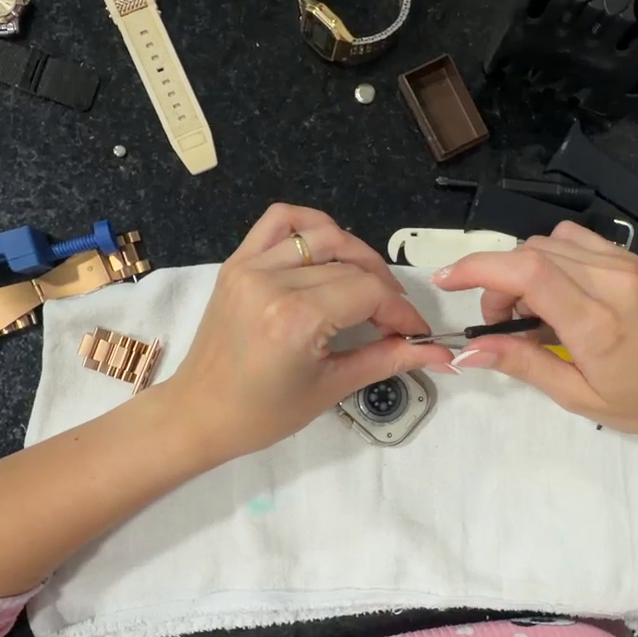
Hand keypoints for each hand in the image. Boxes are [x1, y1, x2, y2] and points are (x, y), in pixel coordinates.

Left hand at [164, 203, 453, 461]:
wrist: (199, 413)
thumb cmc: (262, 414)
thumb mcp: (331, 388)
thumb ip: (386, 360)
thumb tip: (438, 353)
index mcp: (296, 318)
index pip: (369, 292)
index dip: (401, 311)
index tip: (415, 332)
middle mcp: (272, 281)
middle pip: (351, 265)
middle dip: (384, 290)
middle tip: (393, 319)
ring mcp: (250, 266)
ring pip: (321, 235)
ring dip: (355, 254)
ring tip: (366, 283)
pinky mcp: (236, 263)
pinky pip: (279, 222)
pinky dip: (310, 227)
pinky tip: (326, 250)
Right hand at [431, 221, 637, 448]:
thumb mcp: (580, 397)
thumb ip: (523, 365)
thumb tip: (470, 351)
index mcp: (597, 322)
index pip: (527, 271)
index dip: (478, 268)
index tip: (447, 281)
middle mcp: (611, 281)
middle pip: (531, 252)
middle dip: (498, 282)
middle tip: (501, 326)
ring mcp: (625, 265)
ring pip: (550, 243)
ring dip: (524, 271)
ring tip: (529, 314)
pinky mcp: (632, 262)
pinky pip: (576, 243)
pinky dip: (550, 260)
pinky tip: (557, 295)